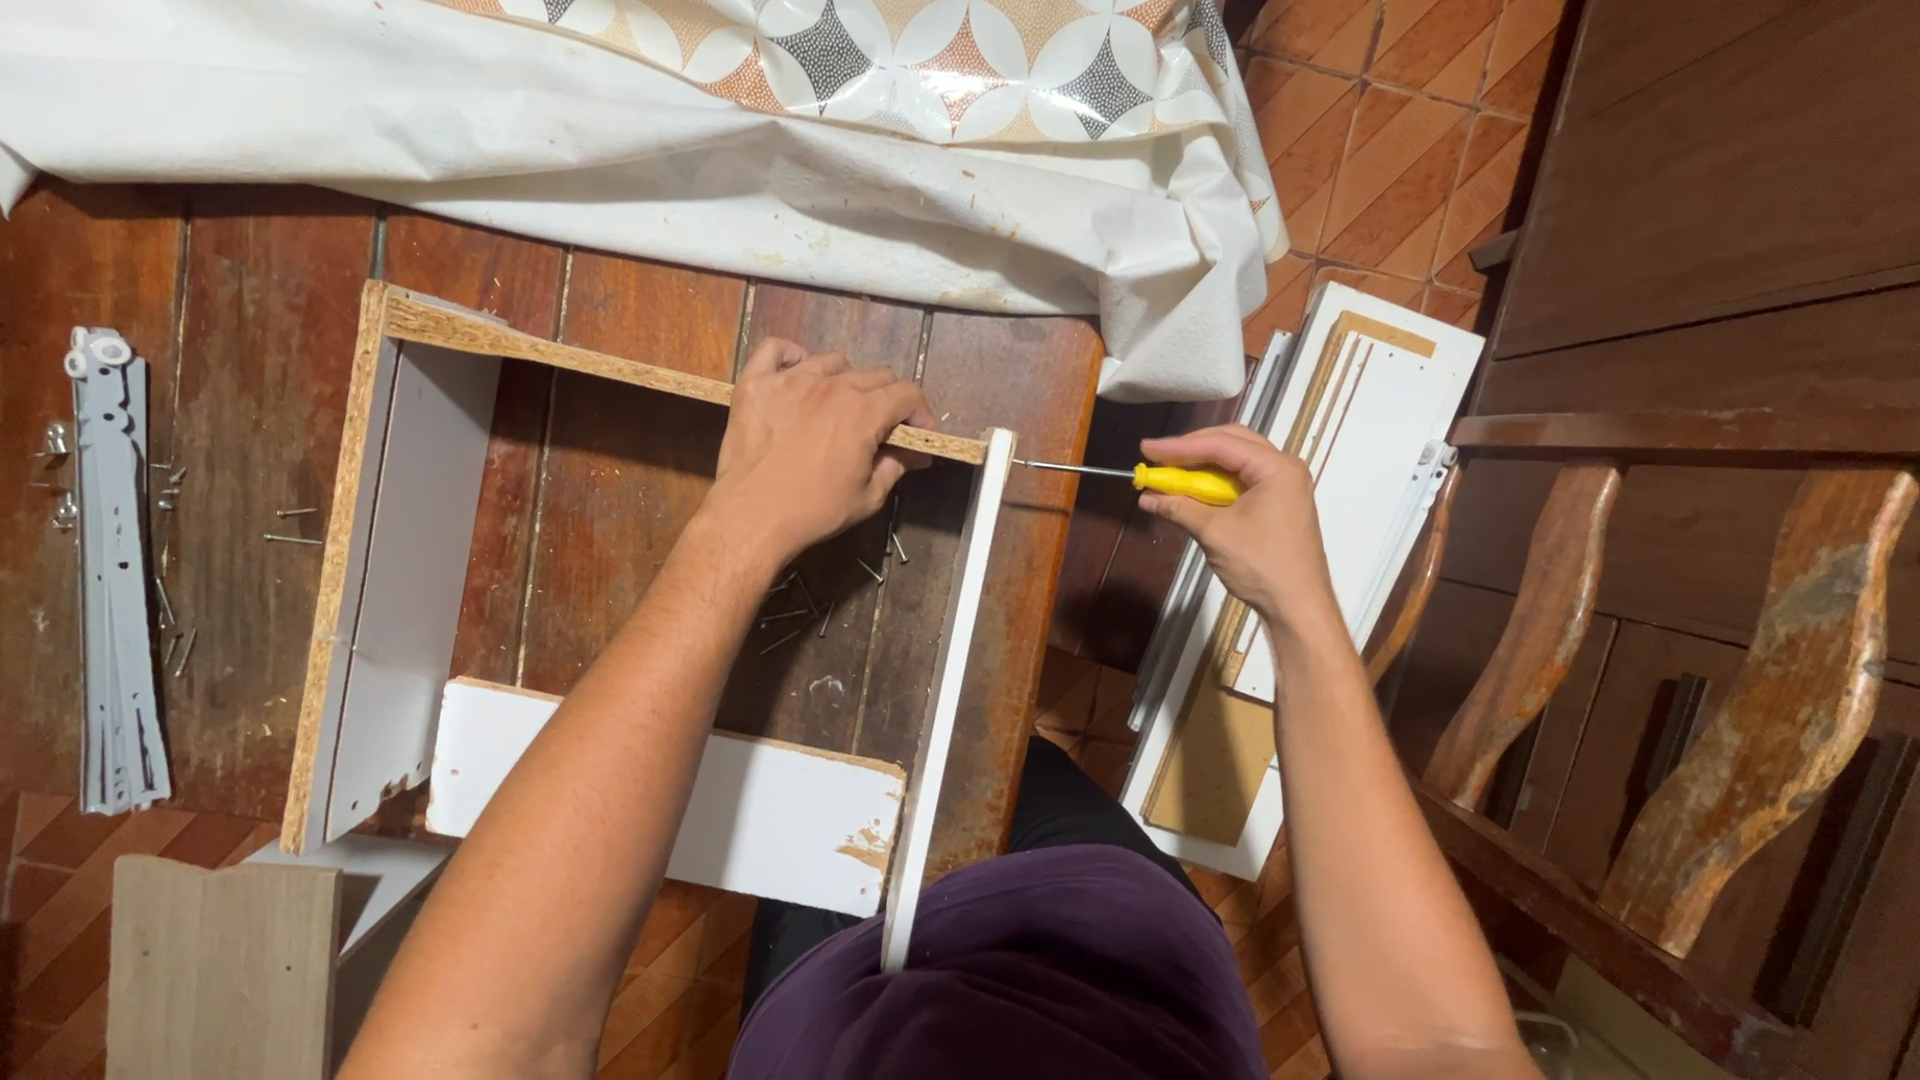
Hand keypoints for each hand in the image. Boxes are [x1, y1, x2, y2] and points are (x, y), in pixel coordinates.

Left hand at [705, 338, 934, 564]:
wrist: (752, 518)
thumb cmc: (814, 512)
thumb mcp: (868, 497)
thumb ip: (896, 466)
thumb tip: (916, 453)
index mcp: (863, 413)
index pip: (907, 393)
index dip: (920, 412)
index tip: (917, 431)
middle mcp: (831, 386)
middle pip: (876, 374)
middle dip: (888, 398)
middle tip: (881, 425)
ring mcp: (790, 380)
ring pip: (832, 361)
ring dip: (845, 379)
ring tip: (837, 404)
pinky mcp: (755, 384)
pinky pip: (775, 349)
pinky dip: (791, 356)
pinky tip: (796, 373)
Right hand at [1138, 425, 1342, 642]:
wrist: (1297, 605)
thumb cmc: (1261, 565)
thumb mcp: (1214, 533)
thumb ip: (1180, 508)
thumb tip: (1146, 498)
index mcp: (1276, 468)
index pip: (1221, 444)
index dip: (1179, 446)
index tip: (1147, 449)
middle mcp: (1284, 468)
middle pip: (1232, 443)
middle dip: (1191, 449)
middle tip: (1157, 456)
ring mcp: (1284, 485)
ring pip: (1236, 461)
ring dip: (1202, 466)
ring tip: (1170, 471)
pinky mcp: (1279, 503)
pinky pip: (1242, 480)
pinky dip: (1214, 483)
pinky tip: (1192, 490)